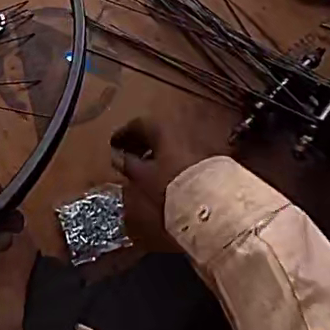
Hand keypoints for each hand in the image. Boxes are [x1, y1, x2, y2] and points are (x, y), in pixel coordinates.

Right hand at [110, 116, 232, 251]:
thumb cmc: (171, 185)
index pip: (138, 124)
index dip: (123, 134)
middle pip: (155, 133)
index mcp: (162, 129)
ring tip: (144, 168)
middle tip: (126, 155)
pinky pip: (181, 156)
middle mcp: (181, 132)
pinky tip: (165, 176)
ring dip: (155, 153)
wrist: (216, 205)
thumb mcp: (143, 176)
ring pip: (170, 145)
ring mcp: (196, 145)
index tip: (113, 144)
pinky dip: (169, 161)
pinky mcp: (208, 162)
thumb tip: (116, 157)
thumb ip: (128, 164)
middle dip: (140, 143)